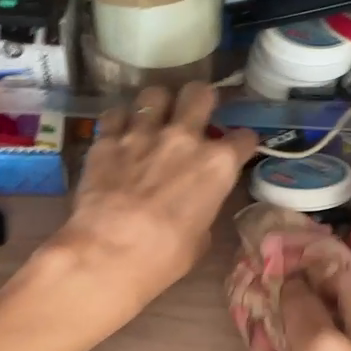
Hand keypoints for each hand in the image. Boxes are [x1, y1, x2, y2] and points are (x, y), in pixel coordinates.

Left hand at [46, 83, 257, 313]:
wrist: (109, 252)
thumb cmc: (164, 256)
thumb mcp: (200, 239)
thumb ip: (202, 210)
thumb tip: (195, 207)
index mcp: (217, 165)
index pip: (243, 139)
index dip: (241, 144)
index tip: (236, 150)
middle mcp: (184, 138)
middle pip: (200, 94)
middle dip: (200, 100)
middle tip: (194, 114)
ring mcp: (142, 133)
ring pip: (155, 94)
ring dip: (158, 104)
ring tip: (153, 119)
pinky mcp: (107, 139)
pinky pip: (115, 114)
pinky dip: (120, 120)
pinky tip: (119, 133)